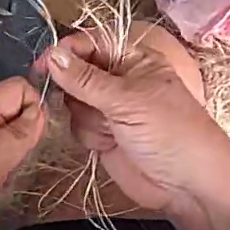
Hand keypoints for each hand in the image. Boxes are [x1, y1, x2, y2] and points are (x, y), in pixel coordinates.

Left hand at [0, 76, 46, 229]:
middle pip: (14, 108)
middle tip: (28, 154)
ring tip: (16, 169)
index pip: (15, 88)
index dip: (33, 104)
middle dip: (31, 125)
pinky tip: (8, 180)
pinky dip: (13, 163)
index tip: (40, 134)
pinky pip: (5, 154)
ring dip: (23, 147)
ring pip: (12, 132)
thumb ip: (18, 132)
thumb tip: (42, 109)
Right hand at [33, 31, 229, 223]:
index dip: (66, 51)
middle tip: (84, 103)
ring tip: (108, 130)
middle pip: (75, 72)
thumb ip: (85, 79)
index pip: (91, 43)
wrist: (187, 186)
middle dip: (74, 89)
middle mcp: (118, 80)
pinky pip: (77, 125)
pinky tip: (106, 144)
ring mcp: (109, 108)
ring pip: (72, 101)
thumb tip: (52, 54)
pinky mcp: (101, 134)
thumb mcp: (127, 100)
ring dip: (85, 116)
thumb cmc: (169, 132)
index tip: (43, 64)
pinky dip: (87, 135)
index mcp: (132, 60)